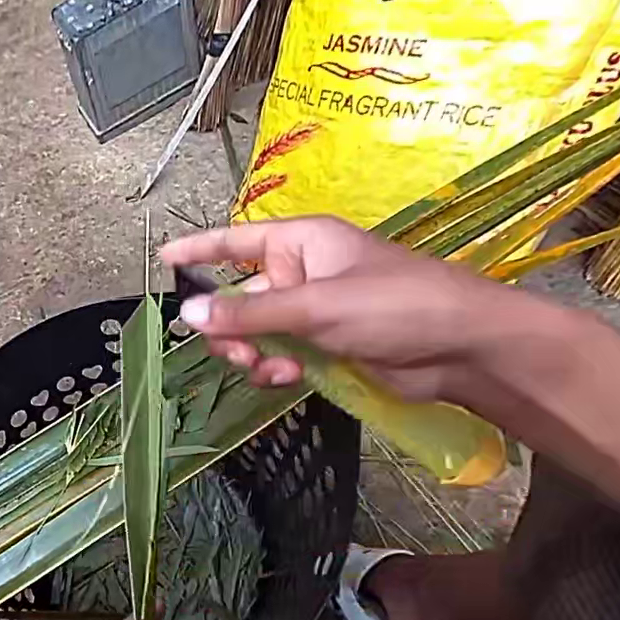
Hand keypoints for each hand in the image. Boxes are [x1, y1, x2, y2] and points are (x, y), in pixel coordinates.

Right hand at [160, 216, 582, 405]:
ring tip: (274, 369)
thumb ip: (248, 315)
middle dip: (231, 331)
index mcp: (299, 244)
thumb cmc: (394, 306)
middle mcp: (299, 274)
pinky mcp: (319, 345)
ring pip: (252, 335)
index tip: (162, 260)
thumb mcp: (315, 306)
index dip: (198, 250)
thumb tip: (186, 316)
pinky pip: (275, 355)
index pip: (235, 242)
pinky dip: (273, 369)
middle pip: (237, 302)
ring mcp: (309, 312)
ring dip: (252, 355)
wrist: (457, 348)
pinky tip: (290, 377)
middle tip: (239, 354)